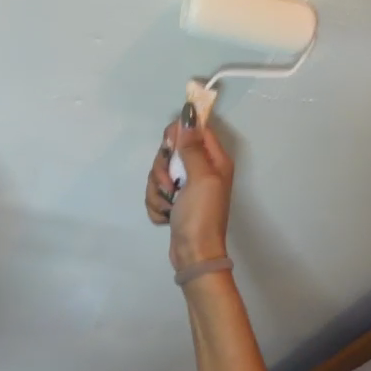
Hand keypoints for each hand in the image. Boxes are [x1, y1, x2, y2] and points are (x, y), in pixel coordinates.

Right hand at [145, 118, 232, 270]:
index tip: (169, 147)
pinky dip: (157, 205)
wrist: (193, 254)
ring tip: (169, 205)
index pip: (195, 130)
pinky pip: (155, 192)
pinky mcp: (173, 202)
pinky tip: (166, 216)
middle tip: (170, 184)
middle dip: (163, 169)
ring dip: (157, 191)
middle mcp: (200, 170)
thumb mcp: (200, 178)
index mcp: (214, 161)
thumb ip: (192, 147)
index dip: (178, 133)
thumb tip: (189, 116)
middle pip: (171, 151)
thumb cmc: (201, 215)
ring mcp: (185, 187)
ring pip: (158, 173)